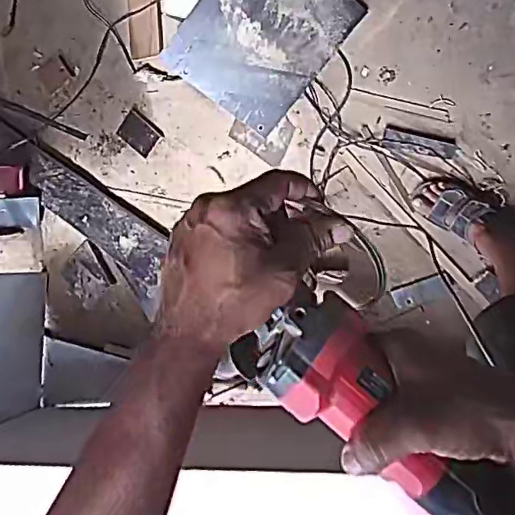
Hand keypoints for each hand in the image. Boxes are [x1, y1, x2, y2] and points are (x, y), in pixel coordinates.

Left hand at [156, 170, 327, 349]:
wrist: (189, 333)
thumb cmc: (224, 307)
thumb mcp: (283, 270)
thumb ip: (310, 240)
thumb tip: (329, 226)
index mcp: (229, 208)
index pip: (277, 182)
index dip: (305, 191)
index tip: (316, 202)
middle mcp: (205, 210)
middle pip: (258, 201)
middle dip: (286, 221)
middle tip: (303, 239)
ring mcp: (192, 224)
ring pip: (240, 218)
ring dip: (265, 234)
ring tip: (279, 260)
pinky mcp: (186, 240)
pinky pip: (222, 231)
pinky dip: (242, 242)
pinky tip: (255, 266)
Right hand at [342, 330, 514, 476]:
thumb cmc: (480, 409)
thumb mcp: (416, 425)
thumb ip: (375, 441)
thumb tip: (350, 457)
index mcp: (395, 345)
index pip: (346, 351)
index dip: (331, 377)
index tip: (324, 403)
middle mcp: (405, 358)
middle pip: (361, 383)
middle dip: (357, 414)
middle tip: (357, 437)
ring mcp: (422, 380)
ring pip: (382, 404)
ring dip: (379, 431)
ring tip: (383, 452)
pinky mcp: (436, 402)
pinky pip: (403, 419)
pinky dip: (400, 437)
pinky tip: (407, 455)